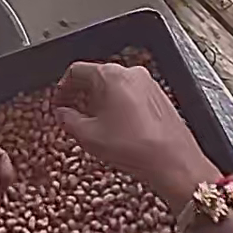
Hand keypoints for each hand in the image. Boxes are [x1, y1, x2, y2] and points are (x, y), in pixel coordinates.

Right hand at [54, 62, 219, 204]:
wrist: (174, 161)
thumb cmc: (135, 147)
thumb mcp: (89, 136)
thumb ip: (69, 120)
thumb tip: (62, 114)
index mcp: (111, 75)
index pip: (76, 70)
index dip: (62, 87)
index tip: (58, 101)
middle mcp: (131, 73)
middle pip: (97, 76)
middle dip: (81, 94)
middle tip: (71, 112)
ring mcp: (148, 83)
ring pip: (115, 85)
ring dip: (100, 100)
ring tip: (93, 124)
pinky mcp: (159, 96)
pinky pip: (131, 93)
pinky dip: (118, 105)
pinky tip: (115, 127)